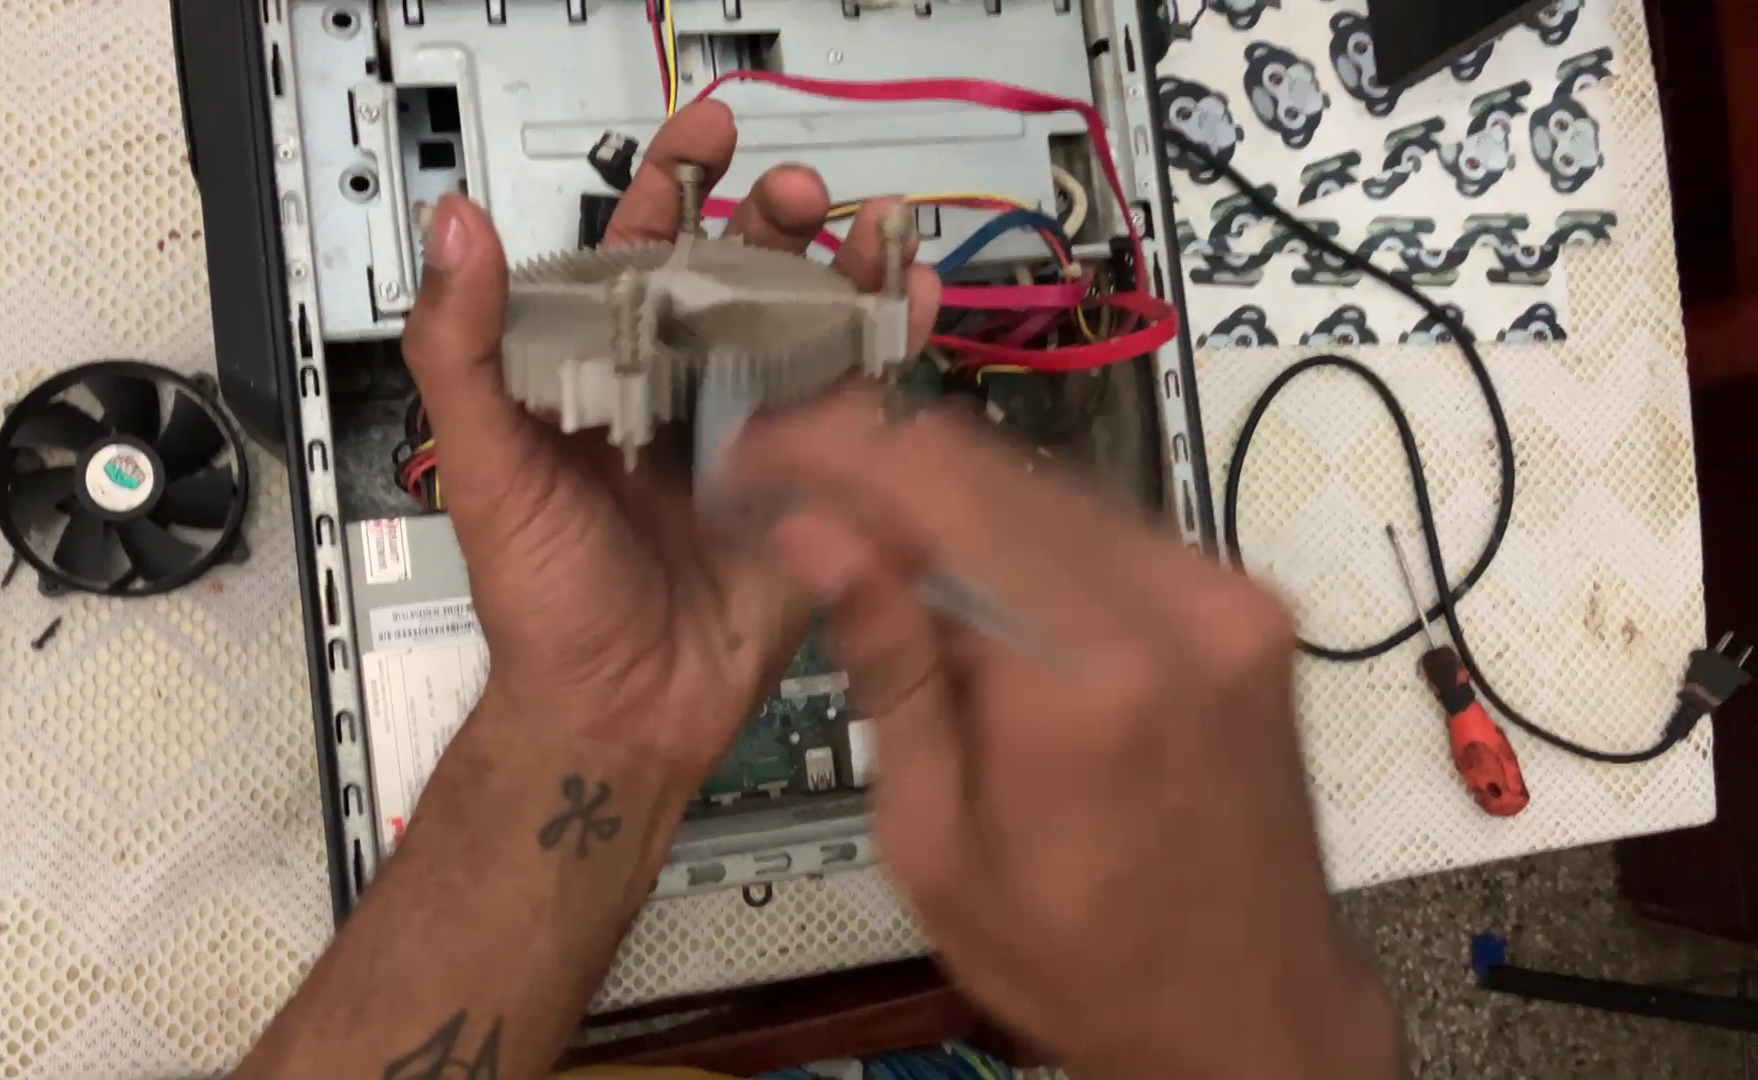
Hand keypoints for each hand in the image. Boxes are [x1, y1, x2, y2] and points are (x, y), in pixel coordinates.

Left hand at [401, 102, 939, 789]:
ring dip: (843, 272)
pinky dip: (884, 352)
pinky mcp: (808, 486)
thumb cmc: (548, 596)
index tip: (708, 137)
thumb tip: (457, 227)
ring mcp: (754, 438)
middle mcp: (685, 395)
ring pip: (806, 332)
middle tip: (802, 193)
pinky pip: (853, 408)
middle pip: (740, 284)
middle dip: (773, 224)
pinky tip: (911, 304)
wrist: (626, 703)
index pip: (643, 260)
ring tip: (875, 227)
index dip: (674, 189)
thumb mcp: (489, 472)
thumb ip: (466, 353)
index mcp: (609, 378)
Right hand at [716, 388, 1401, 1078]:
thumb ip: (886, 666)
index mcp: (1082, 678)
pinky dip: (1003, 529)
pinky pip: (1089, 522)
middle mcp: (1172, 602)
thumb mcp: (932, 839)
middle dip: (874, 461)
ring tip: (861, 533)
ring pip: (1037, 481)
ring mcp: (1220, 588)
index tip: (762, 450)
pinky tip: (957, 573)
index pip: (939, 490)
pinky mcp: (1235, 596)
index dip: (836, 448)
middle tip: (794, 485)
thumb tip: (814, 533)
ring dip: (935, 494)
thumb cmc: (1070, 956)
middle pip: (988, 466)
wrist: (1253, 1015)